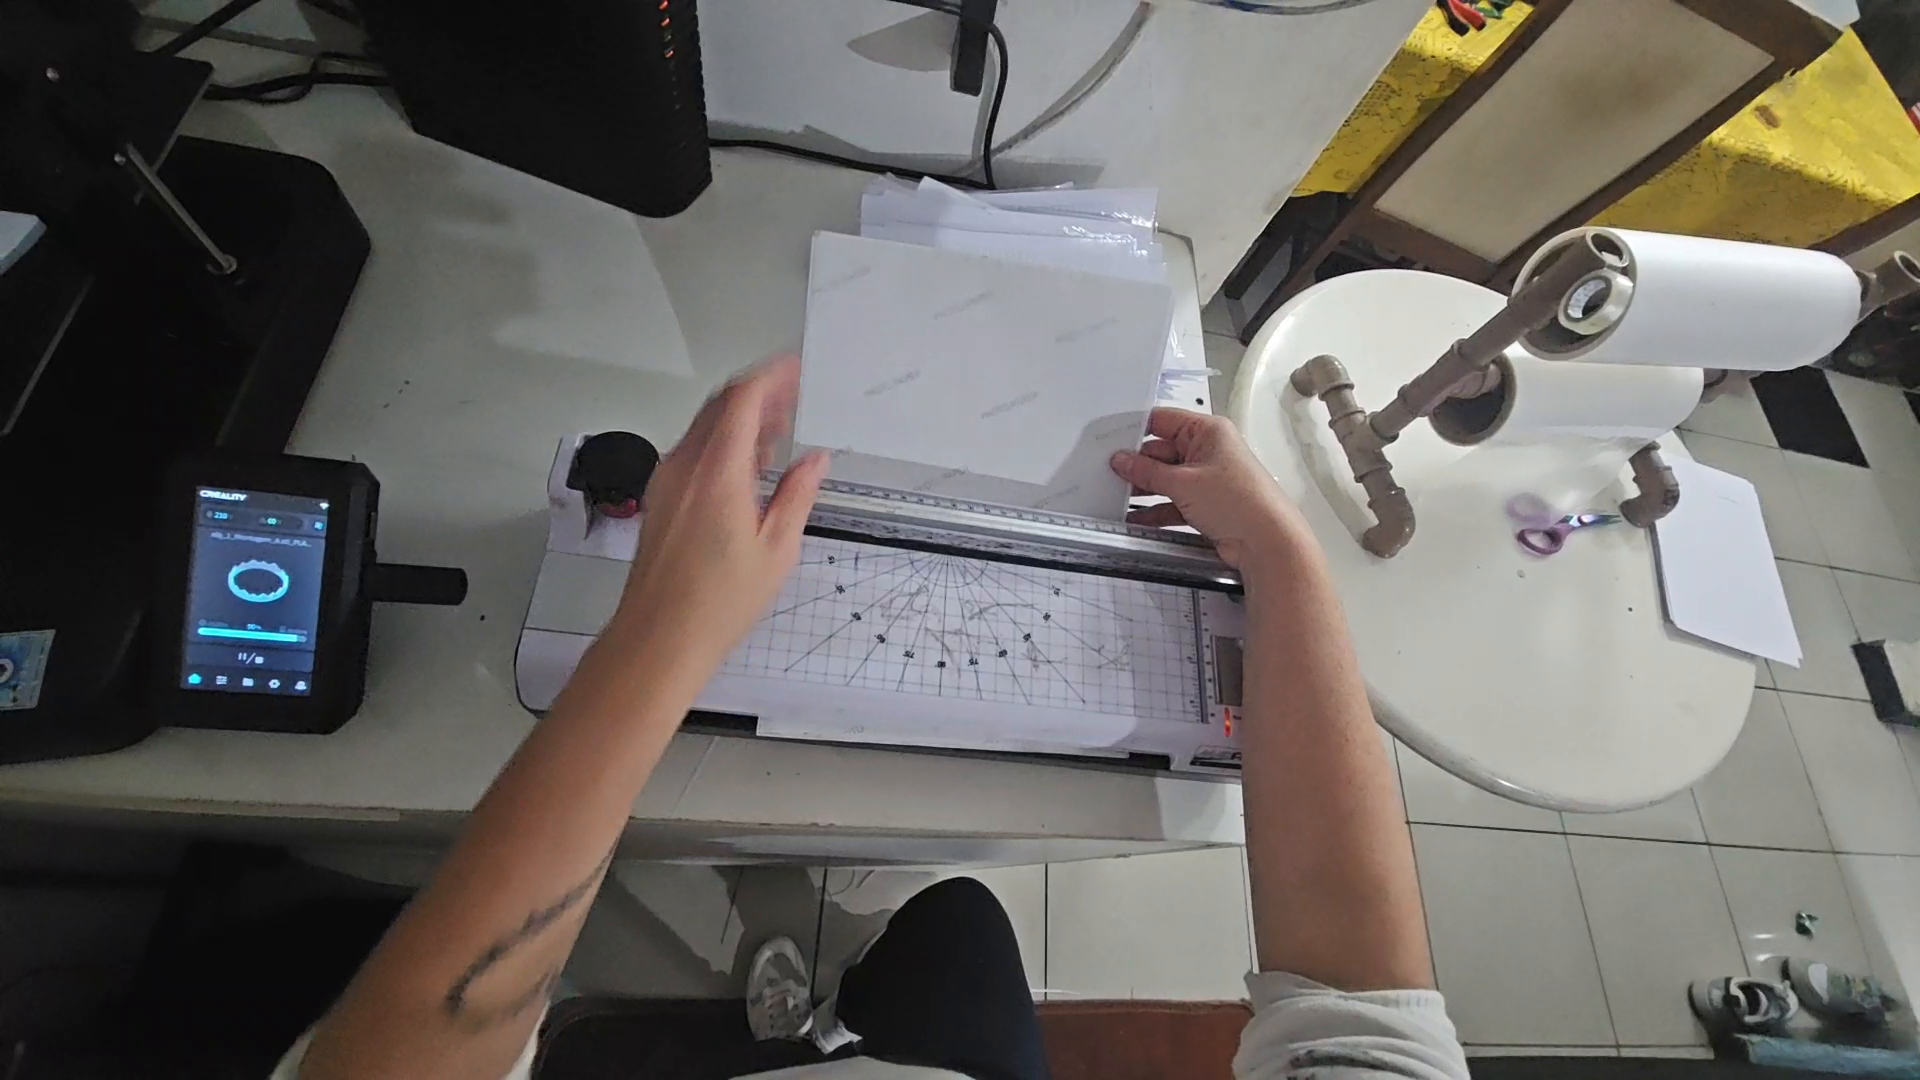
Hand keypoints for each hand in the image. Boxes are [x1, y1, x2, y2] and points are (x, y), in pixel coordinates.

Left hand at [613, 355, 828, 668]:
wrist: (659, 636)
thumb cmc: (722, 600)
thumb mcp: (777, 548)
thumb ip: (797, 495)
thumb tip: (815, 459)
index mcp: (718, 472)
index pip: (742, 401)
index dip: (770, 378)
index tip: (795, 369)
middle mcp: (685, 466)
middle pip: (720, 407)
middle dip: (758, 395)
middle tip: (795, 398)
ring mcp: (667, 480)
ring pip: (705, 428)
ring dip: (741, 419)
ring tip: (780, 430)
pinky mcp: (662, 498)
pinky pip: (694, 451)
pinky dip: (724, 443)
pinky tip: (748, 466)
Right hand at [1109, 408, 1307, 570]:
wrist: (1266, 542)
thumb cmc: (1239, 500)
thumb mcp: (1183, 482)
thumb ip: (1147, 471)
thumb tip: (1121, 460)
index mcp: (1207, 432)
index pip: (1163, 421)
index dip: (1135, 428)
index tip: (1109, 438)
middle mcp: (1207, 451)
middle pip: (1160, 452)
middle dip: (1135, 464)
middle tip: (1106, 473)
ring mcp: (1205, 479)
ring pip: (1164, 479)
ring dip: (1142, 489)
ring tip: (1113, 496)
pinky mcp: (1203, 504)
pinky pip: (1171, 502)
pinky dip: (1153, 510)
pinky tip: (1133, 518)